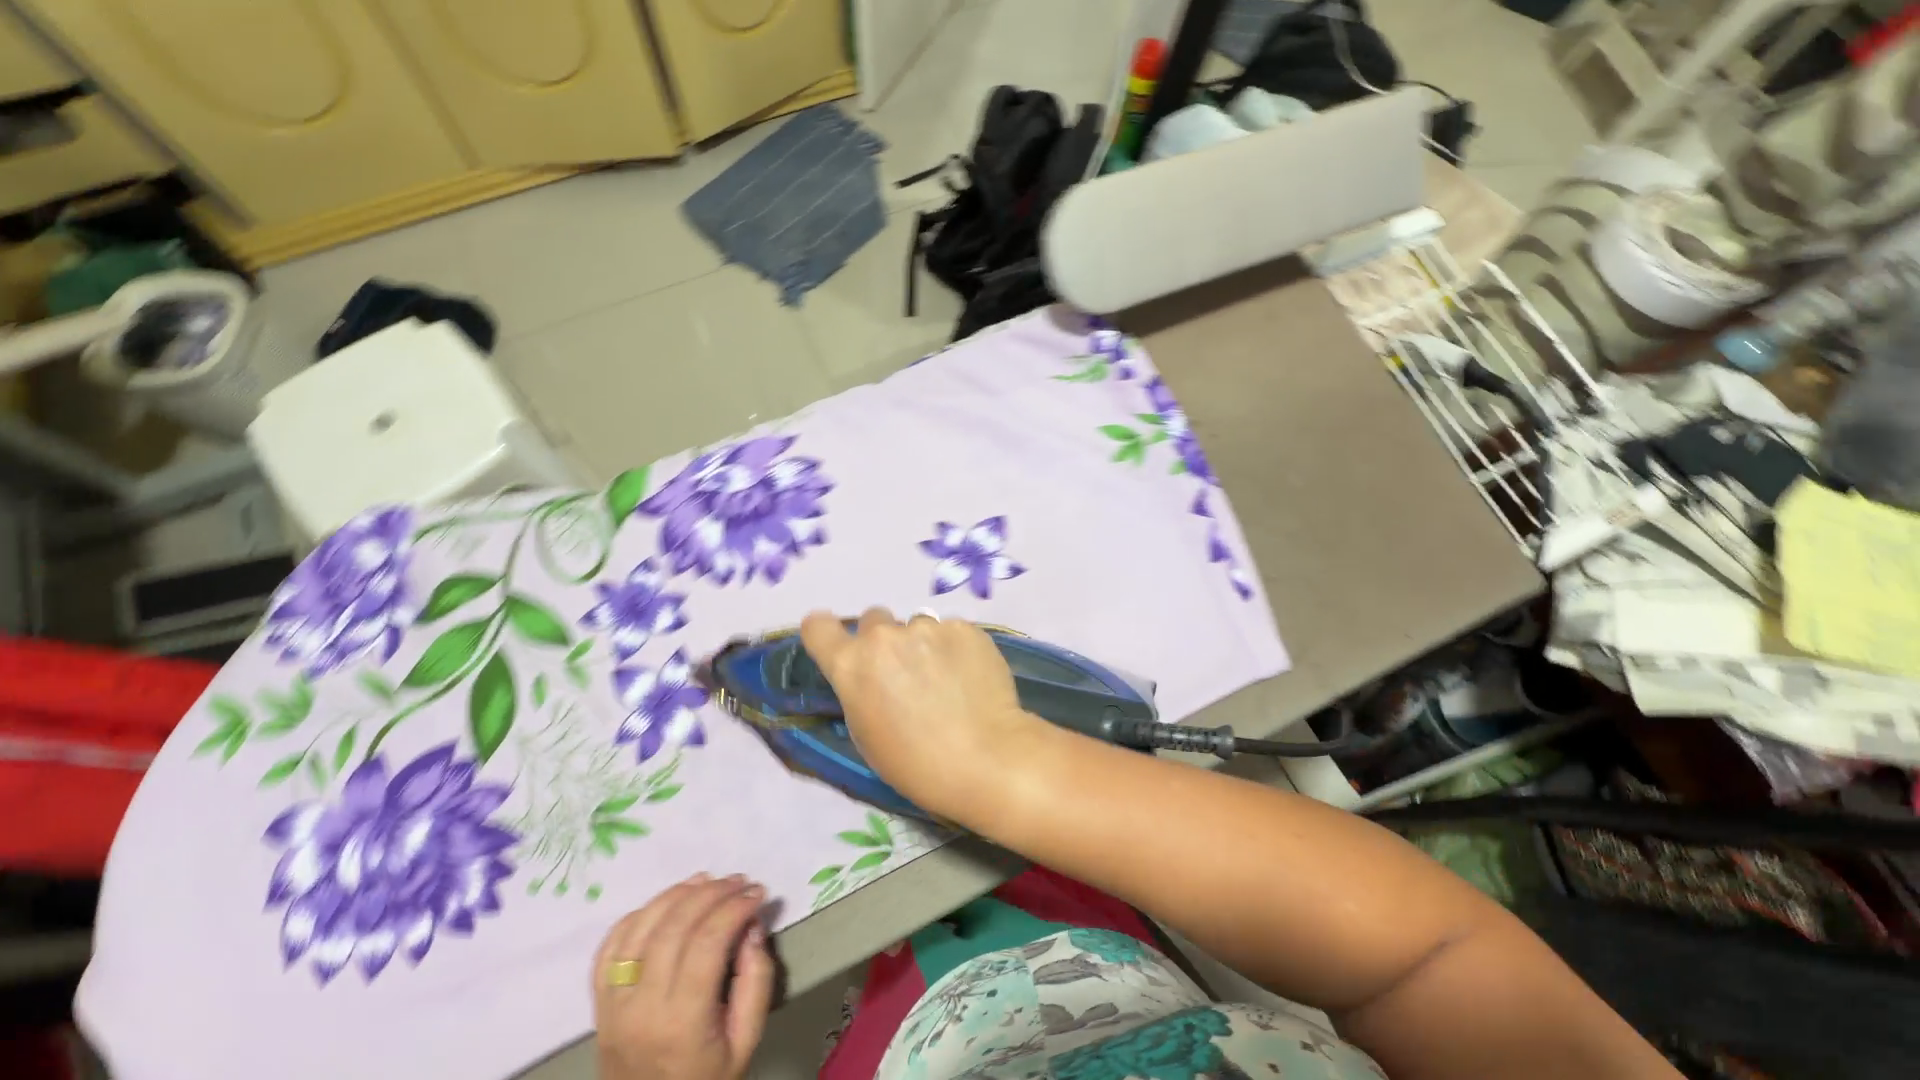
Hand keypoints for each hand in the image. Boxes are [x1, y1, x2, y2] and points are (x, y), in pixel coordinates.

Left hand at [593, 873, 774, 1079]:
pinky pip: (611, 944)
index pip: (707, 944)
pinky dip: (637, 915)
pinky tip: (664, 904)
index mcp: (682, 1022)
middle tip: (739, 881)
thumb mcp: (745, 1043)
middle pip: (674, 928)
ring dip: (675, 895)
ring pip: (640, 928)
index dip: (733, 909)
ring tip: (706, 881)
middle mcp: (641, 1007)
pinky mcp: (598, 1001)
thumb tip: (751, 928)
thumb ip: (755, 983)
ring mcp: (613, 1002)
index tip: (758, 893)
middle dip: (711, 895)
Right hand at [800, 608, 1046, 820]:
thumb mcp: (867, 734)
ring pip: (917, 626)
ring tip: (946, 680)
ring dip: (923, 645)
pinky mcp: (965, 628)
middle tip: (904, 674)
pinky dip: (955, 649)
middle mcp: (884, 636)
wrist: (985, 759)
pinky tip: (970, 678)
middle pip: (873, 620)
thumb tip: (871, 676)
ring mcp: (928, 628)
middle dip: (883, 641)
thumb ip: (859, 691)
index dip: (826, 634)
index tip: (839, 647)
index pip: (817, 626)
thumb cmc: (916, 764)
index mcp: (851, 664)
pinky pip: (951, 632)